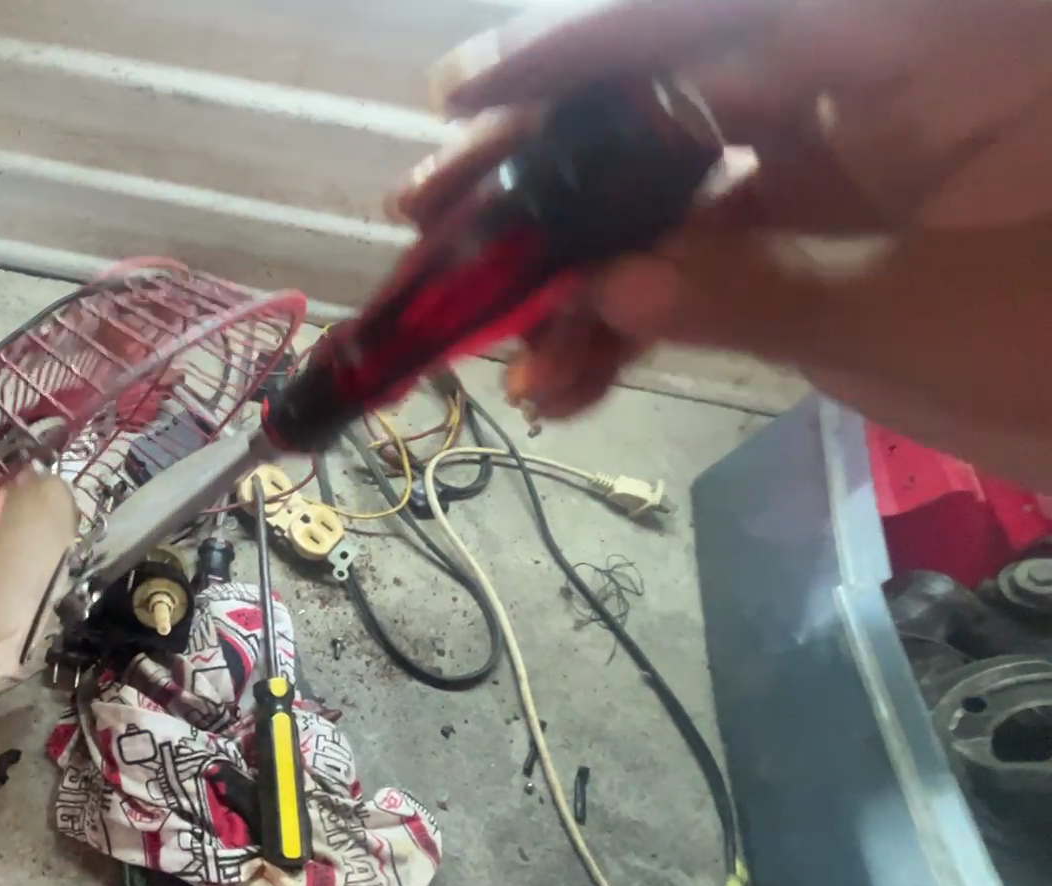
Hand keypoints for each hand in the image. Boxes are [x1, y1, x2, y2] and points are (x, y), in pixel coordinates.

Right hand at [399, 0, 1051, 488]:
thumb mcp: (922, 323)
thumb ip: (751, 295)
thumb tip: (609, 291)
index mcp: (925, 46)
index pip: (708, 25)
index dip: (571, 55)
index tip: (456, 97)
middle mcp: (870, 83)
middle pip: (659, 111)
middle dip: (536, 179)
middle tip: (427, 219)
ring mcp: (839, 160)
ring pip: (660, 200)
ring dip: (571, 282)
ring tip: (501, 356)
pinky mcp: (820, 227)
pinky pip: (695, 260)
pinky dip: (630, 322)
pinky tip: (573, 384)